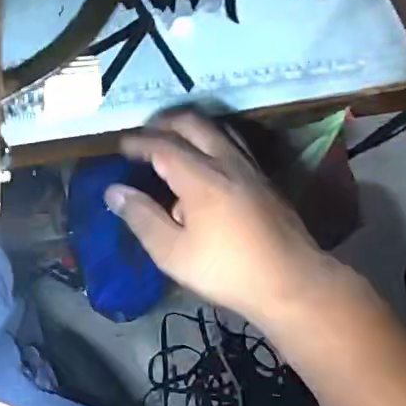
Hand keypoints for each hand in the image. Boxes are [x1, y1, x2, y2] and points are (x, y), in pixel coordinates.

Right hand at [106, 110, 350, 327]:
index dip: (138, 143)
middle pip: (192, 124)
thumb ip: (142, 217)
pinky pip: (233, 144)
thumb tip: (114, 191)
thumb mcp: (172, 252)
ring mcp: (250, 168)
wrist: (290, 281)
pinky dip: (211, 140)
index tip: (120, 147)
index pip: (162, 146)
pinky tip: (207, 161)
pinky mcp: (265, 180)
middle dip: (164, 124)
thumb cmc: (226, 270)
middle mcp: (226, 162)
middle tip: (144, 135)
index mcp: (200, 178)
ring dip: (190, 128)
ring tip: (173, 140)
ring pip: (217, 130)